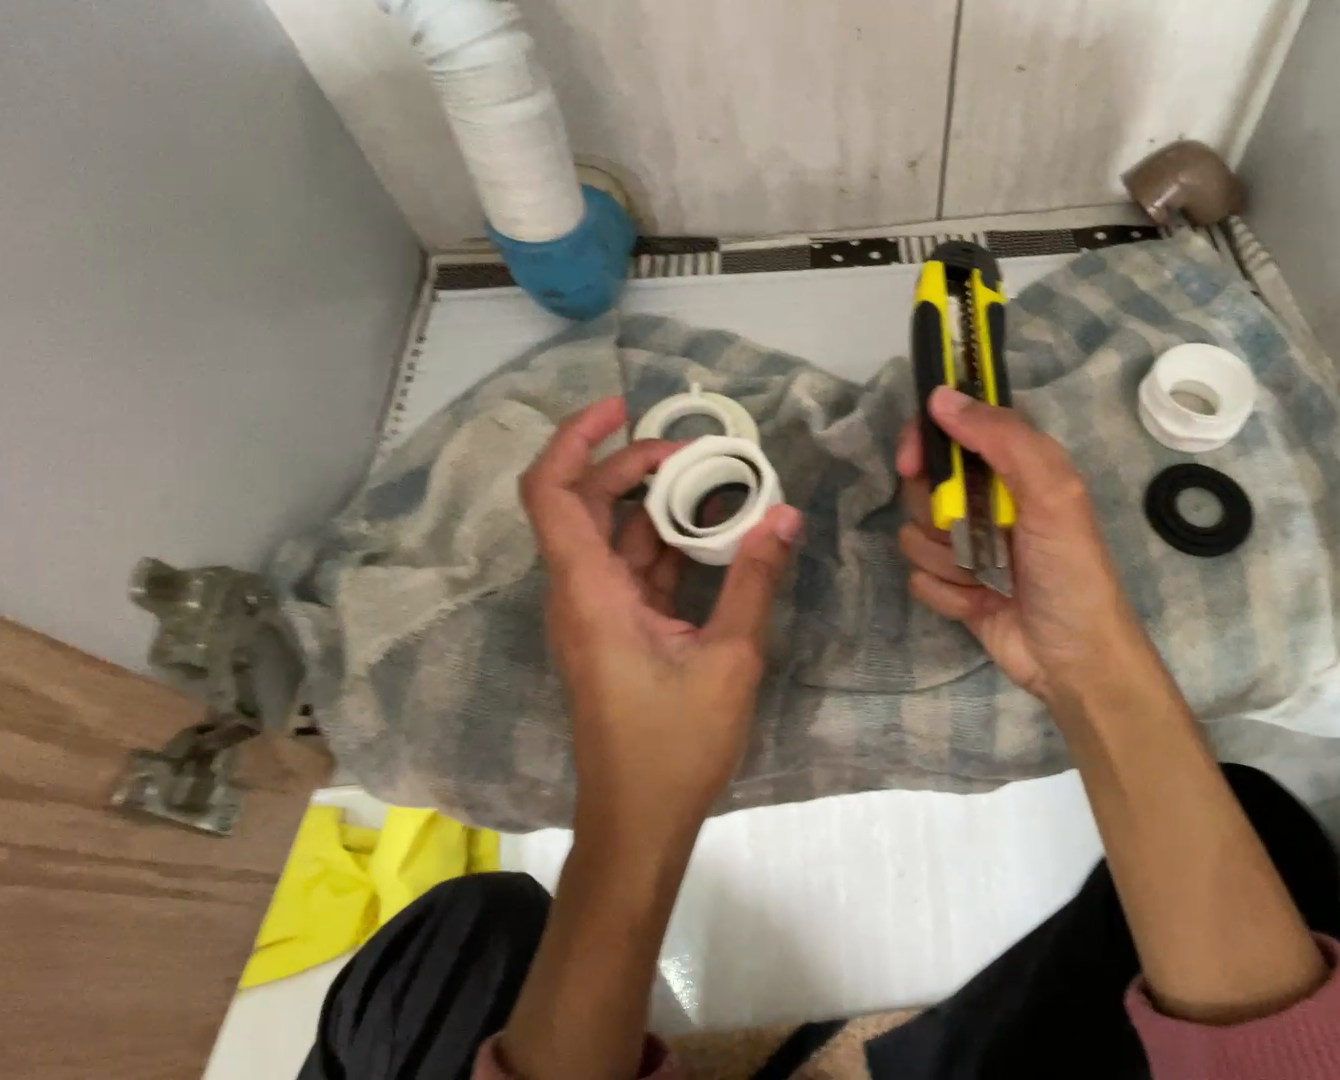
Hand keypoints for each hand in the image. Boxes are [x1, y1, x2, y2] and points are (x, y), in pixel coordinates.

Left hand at [520, 398, 802, 834]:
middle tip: (701, 453)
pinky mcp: (619, 634)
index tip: (624, 409)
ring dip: (661, 505)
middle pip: (587, 504)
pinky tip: (719, 535)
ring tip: (721, 483)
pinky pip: (636, 571)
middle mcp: (582, 595)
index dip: (577, 440)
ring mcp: (599, 616)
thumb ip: (755, 581)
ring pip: (616, 537)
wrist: (640, 822)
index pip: (553, 493)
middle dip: (637, 466)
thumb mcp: (729, 659)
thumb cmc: (674, 745)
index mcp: (590, 594)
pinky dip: (670, 544)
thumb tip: (786, 514)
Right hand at [897, 386, 1155, 709]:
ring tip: (988, 579)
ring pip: (914, 535)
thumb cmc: (1071, 571)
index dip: (926, 441)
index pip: (953, 431)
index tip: (912, 461)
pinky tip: (982, 605)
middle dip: (939, 513)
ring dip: (948, 561)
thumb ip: (1003, 439)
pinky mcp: (954, 588)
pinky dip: (948, 594)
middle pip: (923, 485)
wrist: (1074, 660)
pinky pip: (918, 578)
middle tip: (969, 532)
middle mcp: (986, 502)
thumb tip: (940, 397)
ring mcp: (967, 547)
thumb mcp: (1053, 494)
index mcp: (1015, 469)